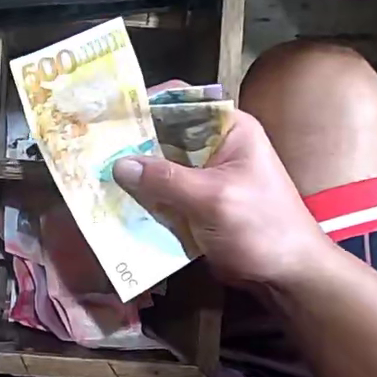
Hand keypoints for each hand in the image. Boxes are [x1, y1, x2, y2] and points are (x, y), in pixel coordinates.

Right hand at [112, 110, 335, 290]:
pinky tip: (113, 203)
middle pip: (164, 135)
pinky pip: (162, 195)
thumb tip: (119, 164)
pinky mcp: (194, 204)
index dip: (146, 104)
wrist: (286, 274)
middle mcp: (213, 147)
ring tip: (93, 175)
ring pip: (159, 167)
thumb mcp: (213, 198)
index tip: (110, 115)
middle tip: (91, 149)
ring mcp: (203, 177)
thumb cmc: (261, 227)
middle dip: (132, 144)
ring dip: (133, 175)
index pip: (181, 102)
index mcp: (227, 129)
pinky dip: (143, 200)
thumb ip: (166, 180)